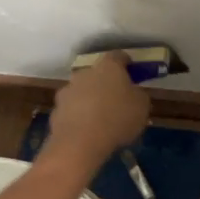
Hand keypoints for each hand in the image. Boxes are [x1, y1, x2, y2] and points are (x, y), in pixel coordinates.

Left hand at [42, 52, 149, 174]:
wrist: (80, 142)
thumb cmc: (117, 118)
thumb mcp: (142, 107)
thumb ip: (138, 95)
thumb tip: (133, 93)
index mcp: (108, 67)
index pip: (118, 56)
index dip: (126, 62)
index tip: (132, 70)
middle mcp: (85, 73)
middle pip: (97, 73)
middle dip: (106, 83)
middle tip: (116, 98)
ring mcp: (68, 90)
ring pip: (82, 91)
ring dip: (90, 99)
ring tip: (100, 117)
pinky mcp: (56, 110)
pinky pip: (72, 109)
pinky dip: (79, 115)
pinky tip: (87, 129)